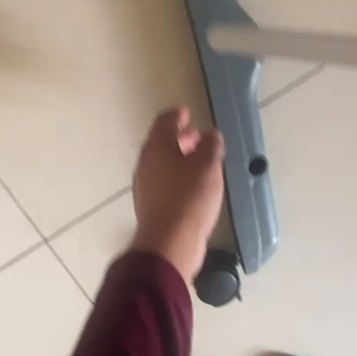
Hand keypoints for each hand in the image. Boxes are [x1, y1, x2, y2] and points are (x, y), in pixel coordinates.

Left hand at [129, 106, 225, 280]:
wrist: (170, 243)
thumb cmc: (189, 198)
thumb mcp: (208, 166)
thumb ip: (210, 146)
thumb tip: (211, 134)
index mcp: (157, 148)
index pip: (164, 122)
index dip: (176, 115)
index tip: (186, 112)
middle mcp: (146, 164)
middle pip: (161, 144)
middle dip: (180, 138)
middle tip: (197, 136)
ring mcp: (146, 187)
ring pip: (162, 164)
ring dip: (179, 159)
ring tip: (199, 162)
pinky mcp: (151, 206)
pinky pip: (164, 183)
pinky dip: (177, 177)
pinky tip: (193, 186)